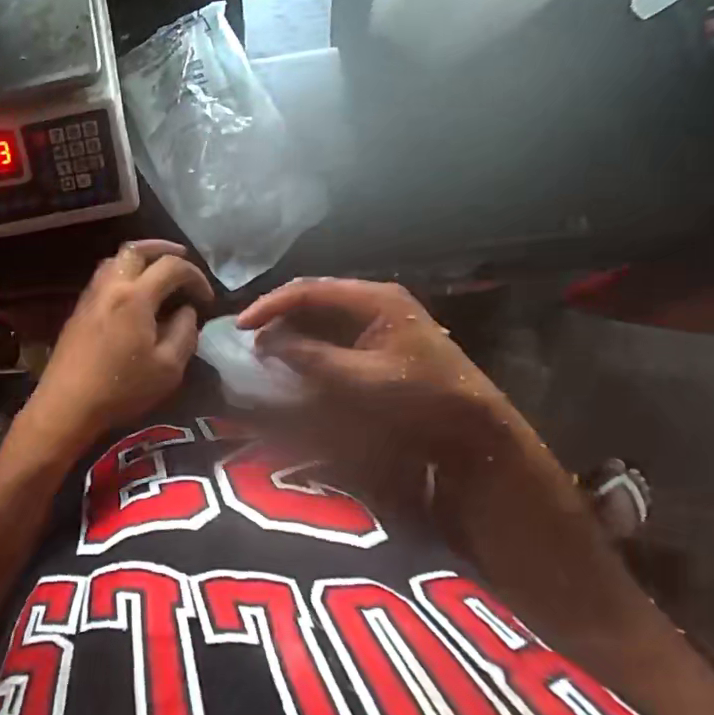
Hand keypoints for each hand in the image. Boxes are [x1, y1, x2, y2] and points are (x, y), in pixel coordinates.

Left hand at [22, 241, 212, 449]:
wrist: (67, 406)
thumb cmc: (122, 389)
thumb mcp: (168, 367)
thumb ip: (185, 332)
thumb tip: (186, 311)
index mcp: (136, 296)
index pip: (172, 266)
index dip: (195, 276)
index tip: (207, 298)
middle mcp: (111, 287)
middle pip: (136, 249)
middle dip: (163, 249)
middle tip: (182, 259)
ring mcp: (90, 297)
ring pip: (115, 260)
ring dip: (140, 259)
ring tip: (157, 273)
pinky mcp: (78, 311)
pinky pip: (103, 278)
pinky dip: (124, 274)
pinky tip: (133, 295)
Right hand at [237, 278, 530, 459]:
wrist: (471, 424)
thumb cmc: (422, 397)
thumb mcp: (362, 379)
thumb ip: (313, 358)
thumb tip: (268, 343)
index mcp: (375, 299)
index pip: (310, 290)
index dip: (271, 305)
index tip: (242, 327)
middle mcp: (375, 301)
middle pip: (314, 298)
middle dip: (279, 316)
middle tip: (249, 338)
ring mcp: (379, 320)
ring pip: (322, 315)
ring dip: (292, 330)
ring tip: (264, 350)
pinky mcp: (378, 341)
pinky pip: (334, 333)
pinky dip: (309, 344)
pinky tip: (294, 359)